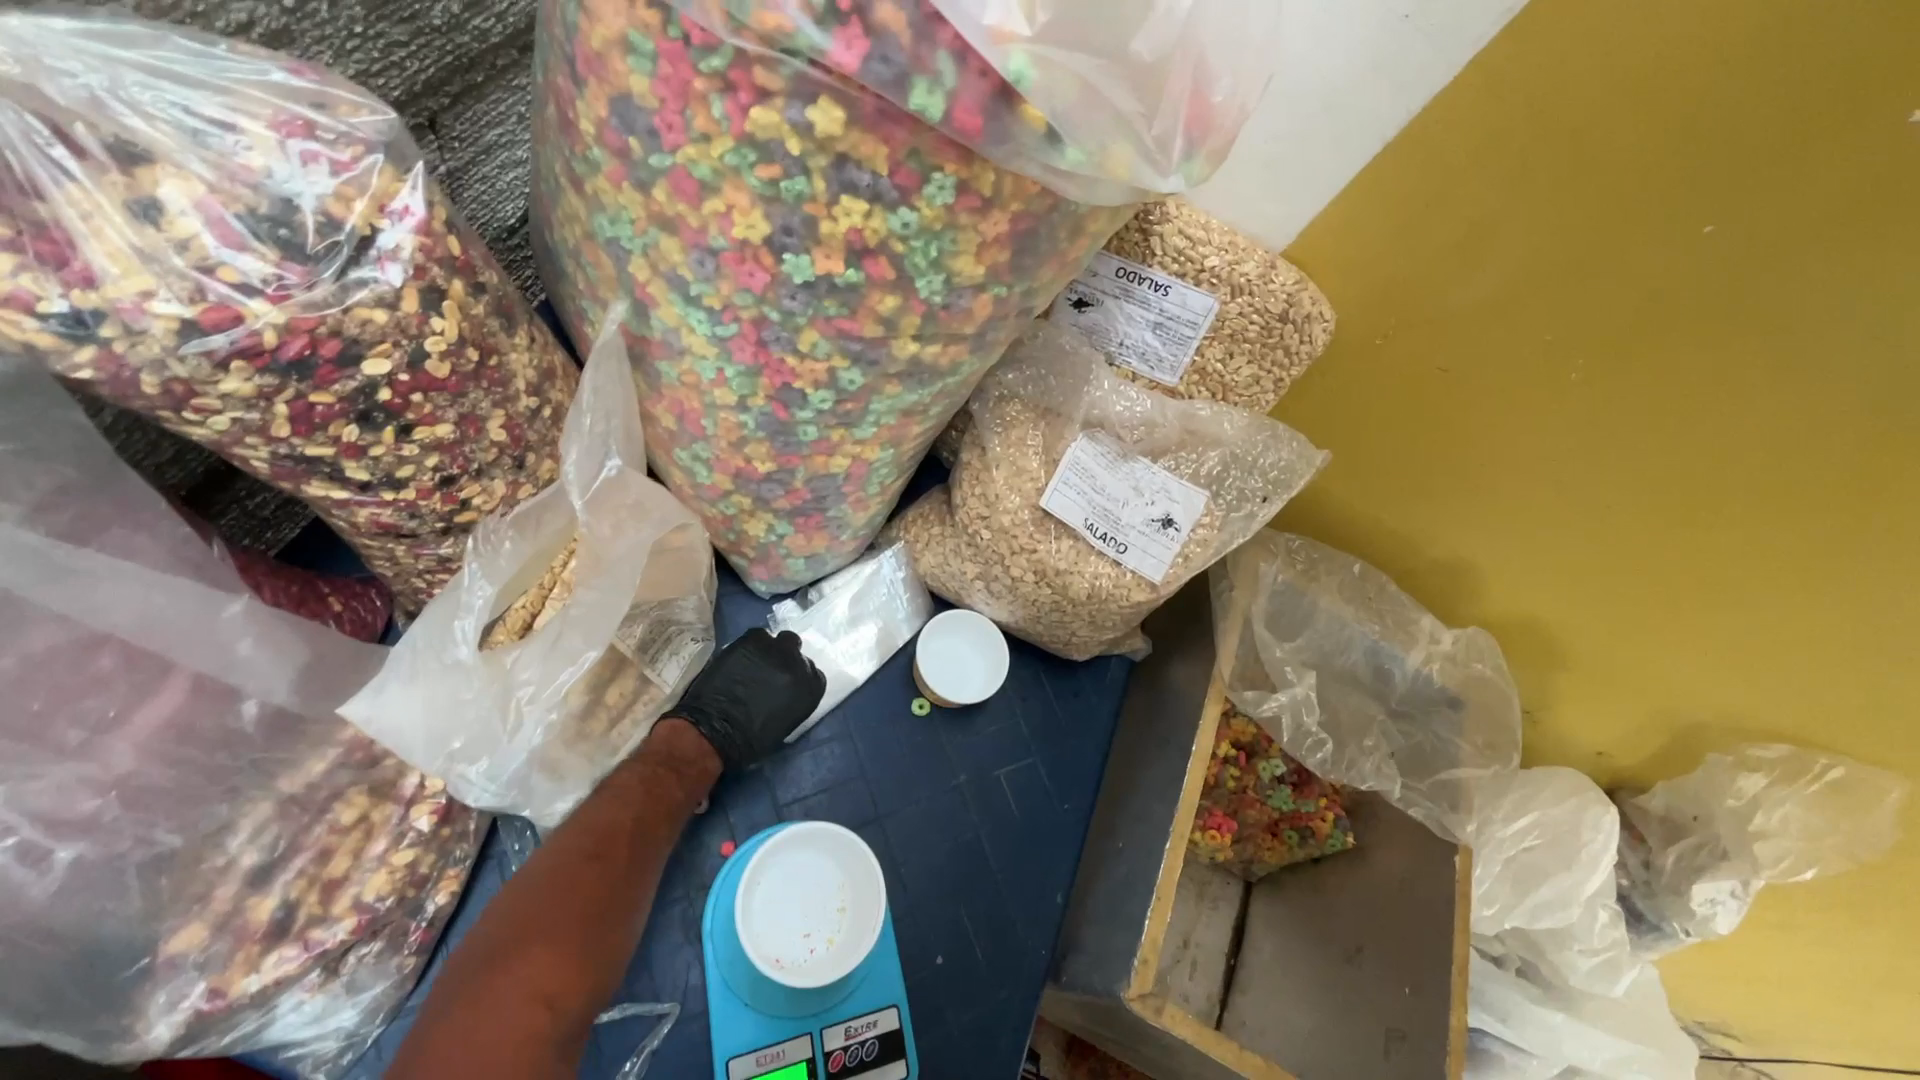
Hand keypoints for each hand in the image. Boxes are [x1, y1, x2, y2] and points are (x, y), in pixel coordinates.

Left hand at [672, 628, 825, 770]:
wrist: (717, 731)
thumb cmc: (753, 739)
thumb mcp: (788, 720)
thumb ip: (794, 696)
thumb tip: (787, 685)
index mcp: (811, 688)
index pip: (814, 673)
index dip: (798, 674)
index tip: (788, 679)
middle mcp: (797, 665)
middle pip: (796, 649)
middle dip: (785, 656)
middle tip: (770, 667)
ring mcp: (774, 651)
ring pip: (776, 639)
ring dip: (767, 649)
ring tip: (753, 661)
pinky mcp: (750, 642)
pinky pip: (755, 637)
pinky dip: (749, 646)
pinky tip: (739, 658)